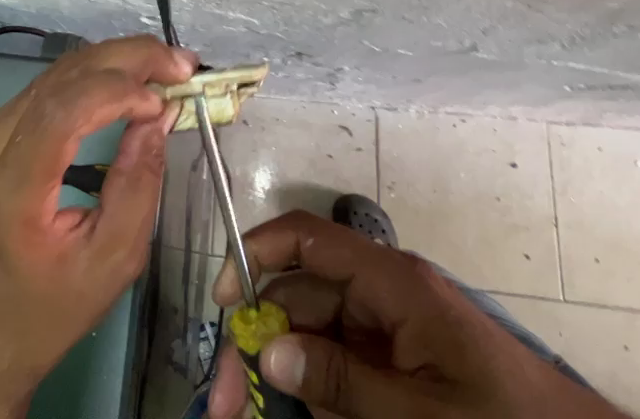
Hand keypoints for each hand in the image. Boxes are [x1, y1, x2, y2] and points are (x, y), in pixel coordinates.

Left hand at [0, 36, 195, 417]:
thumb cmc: (50, 310)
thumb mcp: (112, 262)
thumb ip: (137, 185)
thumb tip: (159, 115)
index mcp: (10, 193)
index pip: (59, 112)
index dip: (116, 91)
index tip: (166, 98)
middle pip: (59, 80)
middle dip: (126, 60)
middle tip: (183, 65)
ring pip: (54, 75)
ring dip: (113, 63)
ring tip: (167, 69)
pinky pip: (47, 89)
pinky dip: (94, 78)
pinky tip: (130, 83)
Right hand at [208, 211, 625, 418]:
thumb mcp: (419, 411)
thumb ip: (341, 382)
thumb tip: (266, 353)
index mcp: (391, 283)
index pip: (307, 239)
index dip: (256, 254)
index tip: (221, 301)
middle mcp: (380, 295)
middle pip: (298, 299)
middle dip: (257, 343)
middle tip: (226, 403)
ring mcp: (387, 329)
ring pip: (310, 338)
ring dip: (282, 376)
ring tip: (255, 416)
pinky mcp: (395, 361)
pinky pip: (338, 364)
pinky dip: (317, 392)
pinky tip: (309, 416)